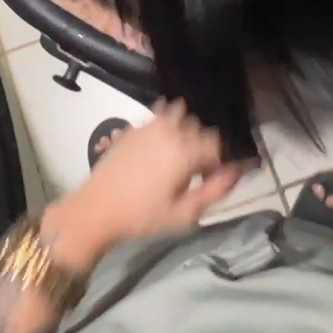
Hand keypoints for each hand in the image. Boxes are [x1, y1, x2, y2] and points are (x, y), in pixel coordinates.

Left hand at [41, 101, 242, 268]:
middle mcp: (170, 131)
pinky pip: (158, 116)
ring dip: (185, 131)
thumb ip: (215, 190)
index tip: (210, 180)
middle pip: (199, 129)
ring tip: (177, 155)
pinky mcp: (132, 128)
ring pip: (180, 117)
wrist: (95, 210)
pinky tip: (160, 143)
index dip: (218, 162)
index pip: (217, 144)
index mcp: (186, 151)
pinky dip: (166, 123)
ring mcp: (149, 126)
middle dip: (202, 146)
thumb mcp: (184, 214)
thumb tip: (237, 171)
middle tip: (194, 172)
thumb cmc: (142, 217)